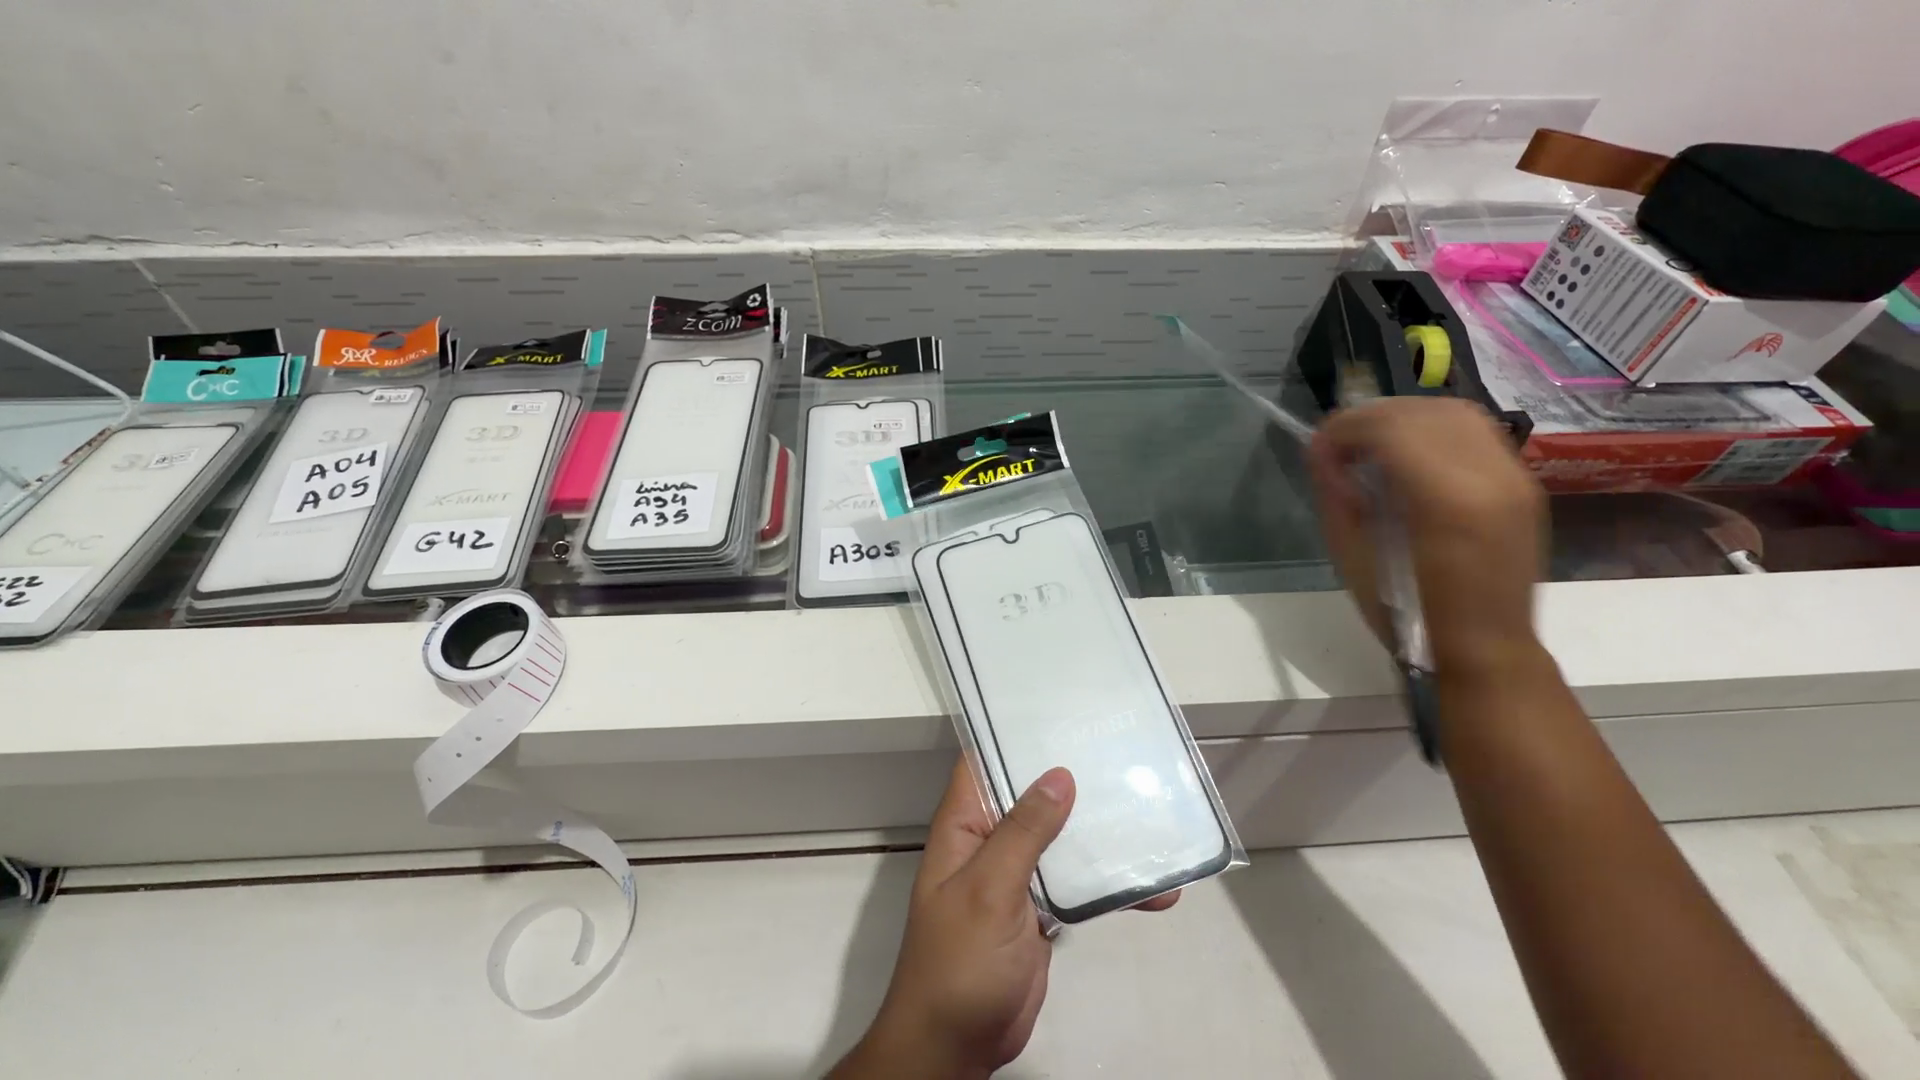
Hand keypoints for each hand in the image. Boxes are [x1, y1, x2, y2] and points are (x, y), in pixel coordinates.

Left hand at [831, 761, 1176, 1078]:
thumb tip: (1058, 774)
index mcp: (964, 827)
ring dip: (1099, 833)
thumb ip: (1023, 833)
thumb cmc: (958, 962)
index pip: (983, 764)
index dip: (1013, 734)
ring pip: (1060, 840)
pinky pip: (1076, 885)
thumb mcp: (988, 890)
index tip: (1060, 711)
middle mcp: (989, 843)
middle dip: (1072, 779)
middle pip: (1031, 797)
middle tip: (1122, 752)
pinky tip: (1156, 890)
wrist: (957, 1045)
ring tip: (1151, 811)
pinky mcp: (1040, 912)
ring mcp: (1016, 878)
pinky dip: (1110, 885)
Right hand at [1309, 397, 1546, 677]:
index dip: (1343, 429)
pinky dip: (1435, 432)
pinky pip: (1476, 434)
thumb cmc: (1410, 618)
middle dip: (1371, 418)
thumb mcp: (1352, 560)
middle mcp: (1489, 477)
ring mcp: (1514, 477)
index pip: (1389, 428)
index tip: (1318, 452)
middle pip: (1423, 411)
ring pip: (1455, 413)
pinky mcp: (1523, 483)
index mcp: (1445, 502)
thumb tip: (1323, 454)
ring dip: (1405, 419)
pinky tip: (1410, 459)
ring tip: (1373, 447)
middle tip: (1340, 447)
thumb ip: (1337, 497)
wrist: (1488, 650)